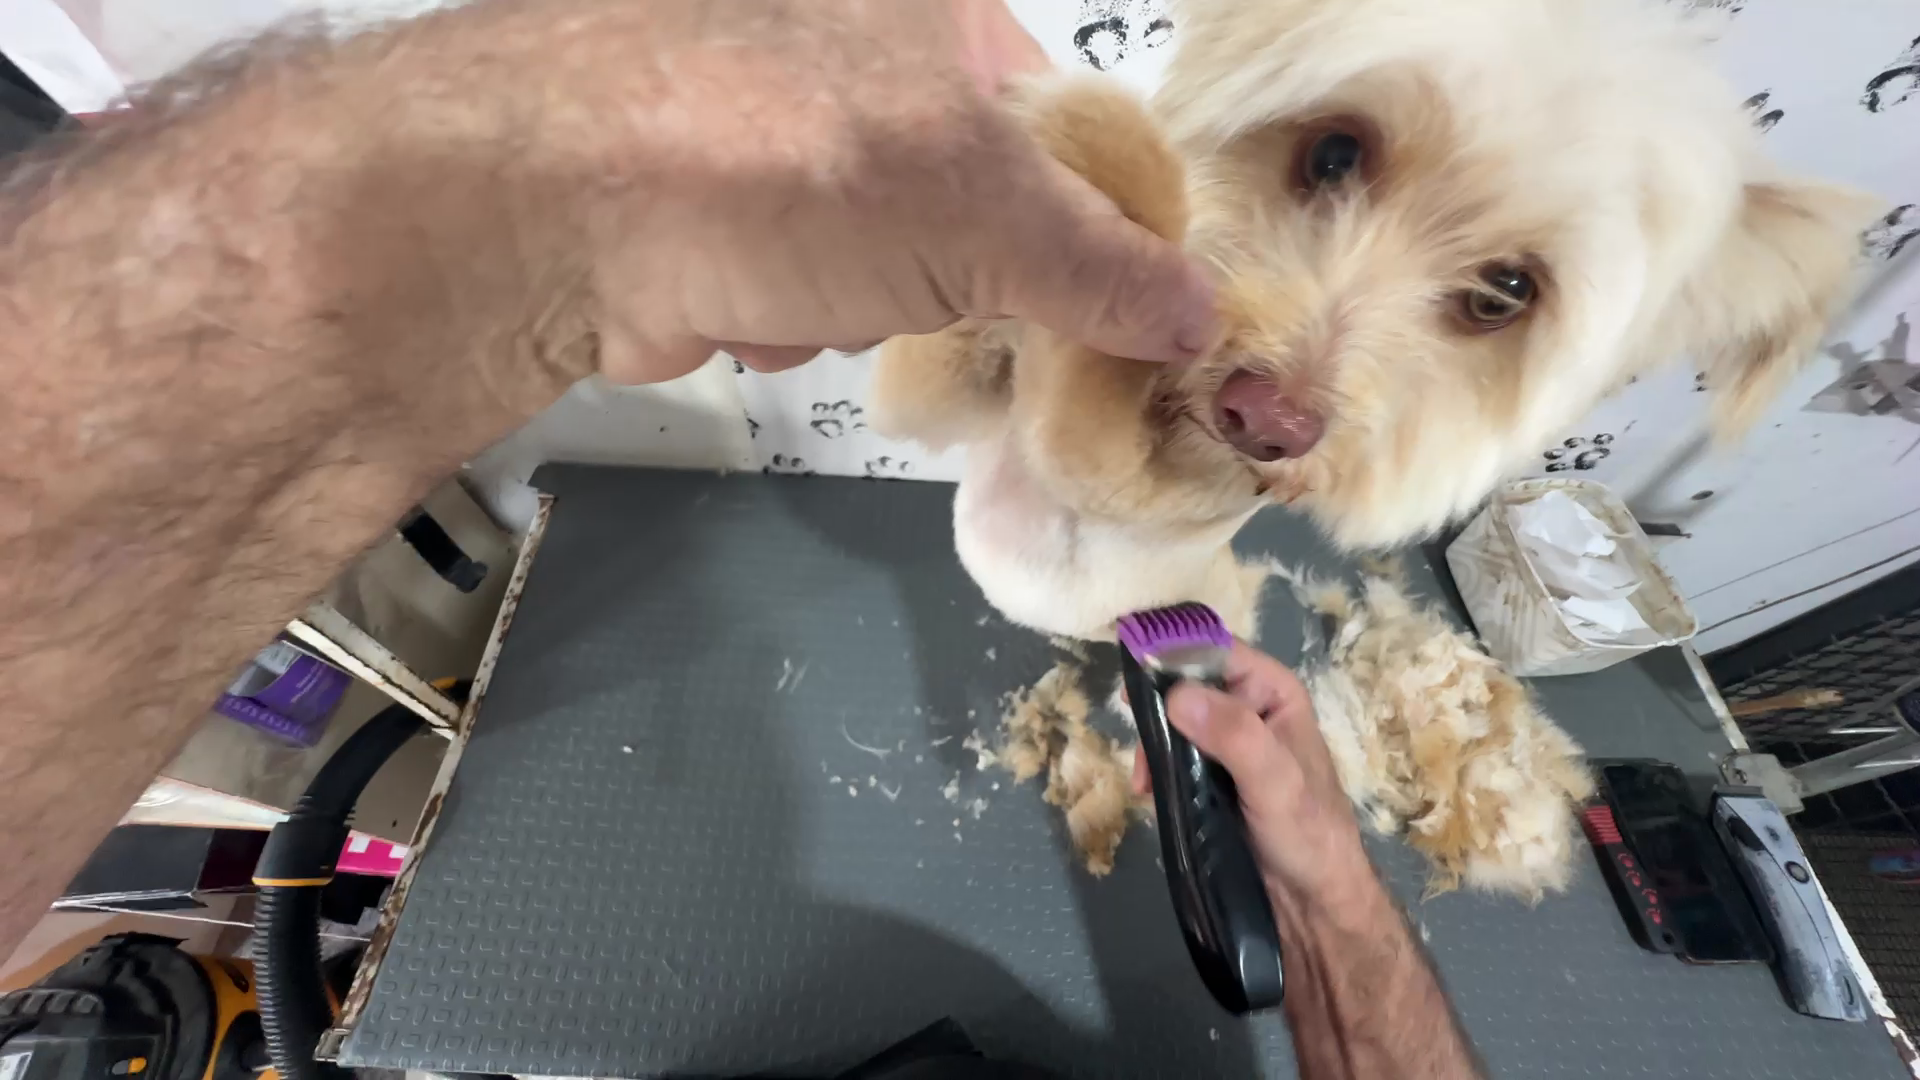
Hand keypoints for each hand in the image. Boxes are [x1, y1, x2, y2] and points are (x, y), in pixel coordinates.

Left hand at [453, 0, 1216, 383]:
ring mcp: (809, 152)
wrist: (562, 221)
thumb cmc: (791, 176)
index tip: (1112, 321)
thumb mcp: (978, 217)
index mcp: (953, 29)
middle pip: (993, 220)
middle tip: (942, 313)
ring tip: (817, 293)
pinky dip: (808, 319)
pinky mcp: (754, 225)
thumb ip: (1100, 268)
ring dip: (874, 309)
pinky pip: (833, 296)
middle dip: (964, 289)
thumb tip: (1198, 318)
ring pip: (910, 273)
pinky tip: (756, 305)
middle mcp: (879, 72)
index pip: (1082, 148)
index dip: (1103, 241)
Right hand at [1131, 641, 1372, 905]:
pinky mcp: (1207, 768)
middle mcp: (1246, 704)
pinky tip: (1149, 791)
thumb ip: (1232, 734)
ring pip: (1171, 717)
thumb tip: (1175, 695)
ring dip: (1152, 743)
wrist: (1311, 902)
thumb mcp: (1274, 780)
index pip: (1214, 650)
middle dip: (1155, 706)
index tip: (1135, 676)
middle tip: (1134, 728)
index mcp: (1270, 690)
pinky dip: (1154, 766)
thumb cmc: (1307, 833)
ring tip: (1145, 779)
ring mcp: (1225, 737)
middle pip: (1185, 680)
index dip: (1172, 653)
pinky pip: (1169, 749)